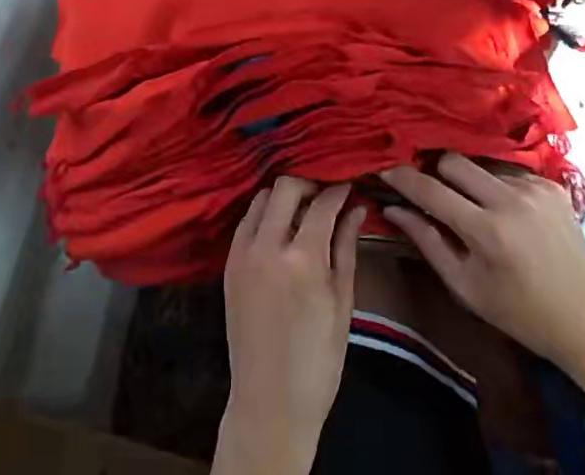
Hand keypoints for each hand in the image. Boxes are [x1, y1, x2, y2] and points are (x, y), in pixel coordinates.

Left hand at [215, 178, 363, 474]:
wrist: (270, 402)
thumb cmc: (319, 357)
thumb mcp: (342, 300)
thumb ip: (346, 246)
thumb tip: (356, 207)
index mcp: (302, 258)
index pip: (322, 202)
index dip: (339, 188)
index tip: (350, 182)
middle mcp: (267, 247)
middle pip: (285, 187)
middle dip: (309, 182)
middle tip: (327, 191)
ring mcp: (242, 255)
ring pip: (260, 200)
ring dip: (283, 195)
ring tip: (304, 205)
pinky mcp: (228, 266)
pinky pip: (245, 223)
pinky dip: (263, 214)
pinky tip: (281, 224)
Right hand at [379, 153, 584, 371]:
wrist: (583, 318)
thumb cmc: (516, 311)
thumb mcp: (464, 285)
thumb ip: (427, 242)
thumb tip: (393, 209)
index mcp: (486, 231)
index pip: (432, 190)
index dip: (403, 177)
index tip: (385, 168)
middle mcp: (511, 200)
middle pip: (454, 161)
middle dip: (435, 170)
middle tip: (428, 186)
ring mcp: (535, 189)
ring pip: (482, 166)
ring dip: (469, 181)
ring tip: (472, 206)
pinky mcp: (552, 185)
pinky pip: (509, 173)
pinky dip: (497, 187)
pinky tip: (504, 211)